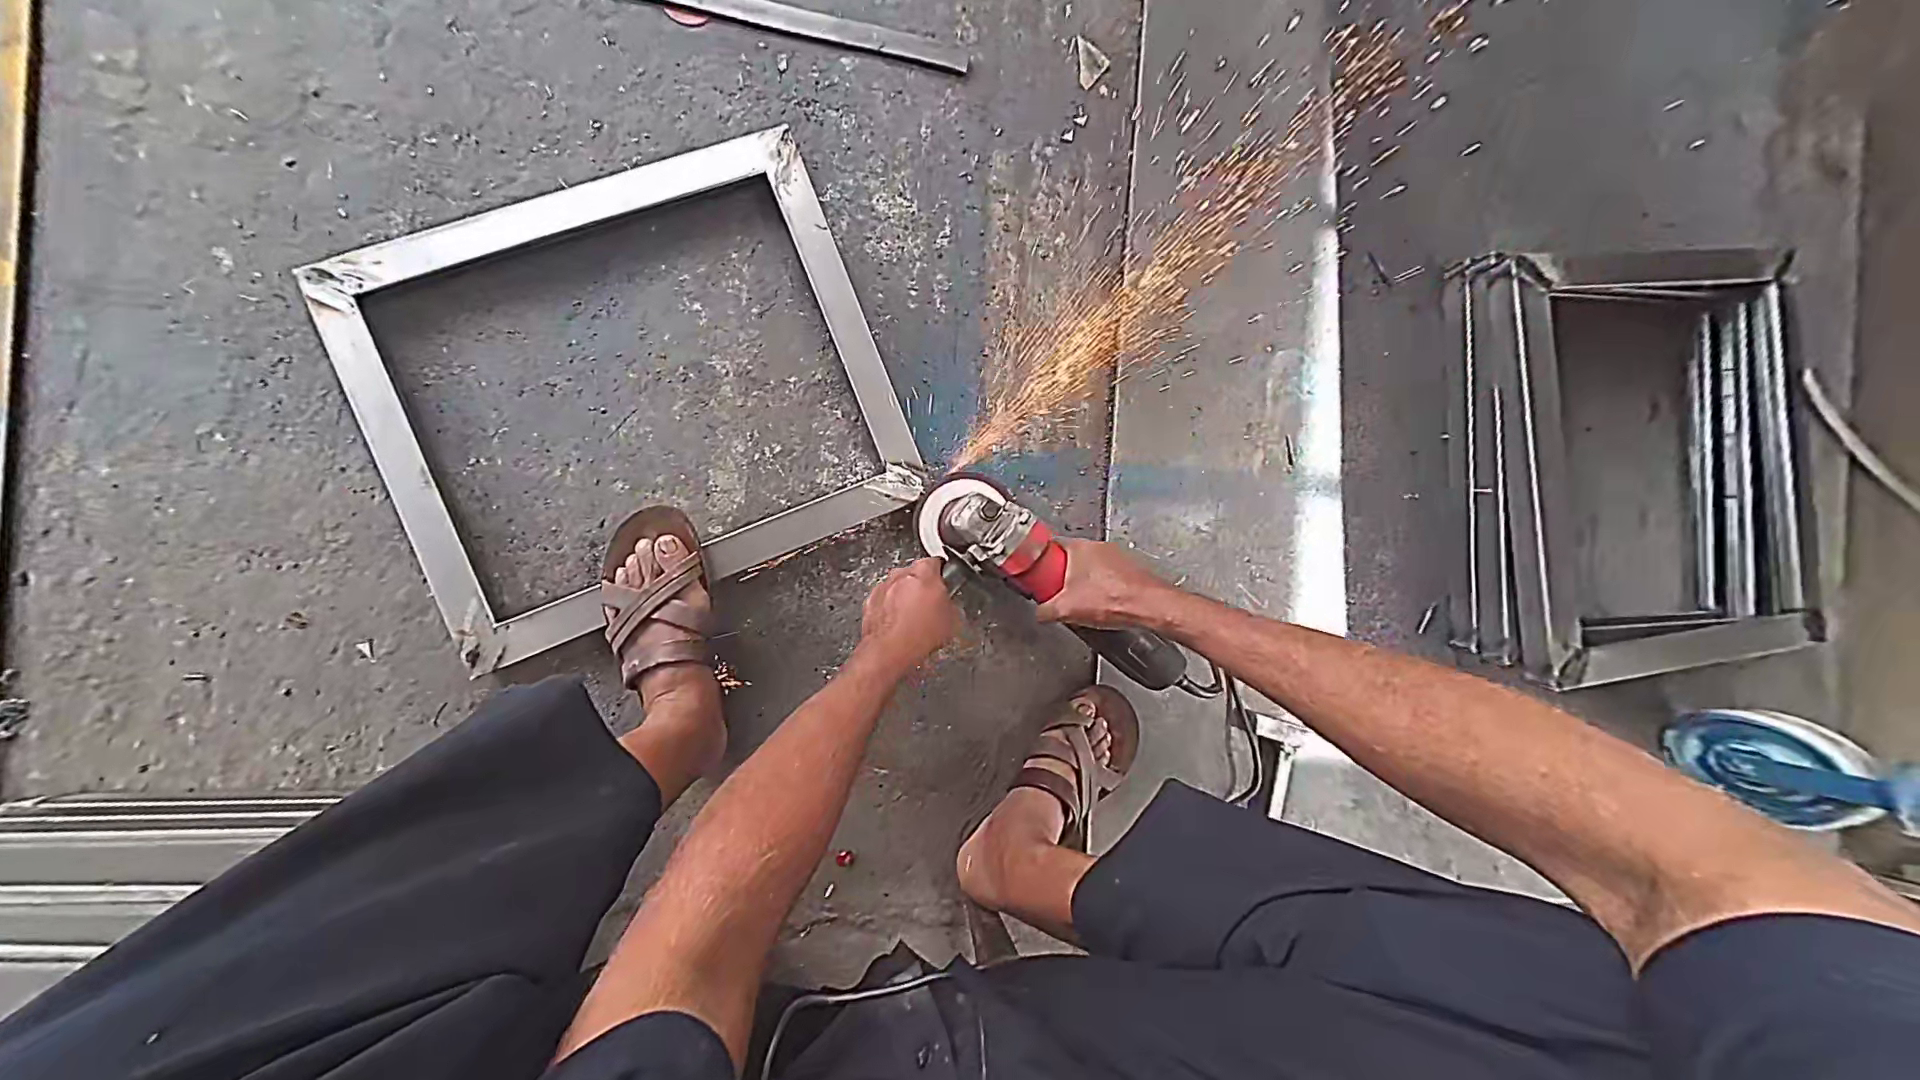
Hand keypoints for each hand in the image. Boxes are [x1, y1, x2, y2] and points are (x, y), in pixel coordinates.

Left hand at [856, 557, 958, 672]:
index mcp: (924, 572)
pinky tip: (898, 625)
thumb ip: (950, 603)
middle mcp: (902, 574)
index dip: (941, 573)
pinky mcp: (870, 601)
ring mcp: (884, 587)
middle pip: (915, 574)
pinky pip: (883, 600)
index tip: (943, 583)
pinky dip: (889, 608)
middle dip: (921, 587)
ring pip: (897, 586)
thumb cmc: (918, 634)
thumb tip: (949, 606)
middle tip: (929, 605)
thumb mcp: (952, 619)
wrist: (891, 651)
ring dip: (903, 597)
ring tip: (912, 619)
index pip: (936, 562)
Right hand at [1033, 538, 1180, 629]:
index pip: (1052, 545)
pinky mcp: (1129, 570)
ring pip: (1090, 566)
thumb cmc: (1114, 600)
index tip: (1039, 573)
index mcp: (1080, 547)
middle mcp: (1099, 547)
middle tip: (1058, 593)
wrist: (1151, 607)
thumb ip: (1045, 610)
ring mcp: (1116, 557)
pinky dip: (1101, 587)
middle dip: (1062, 575)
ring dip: (1083, 582)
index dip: (1042, 560)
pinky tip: (1101, 604)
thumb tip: (1040, 614)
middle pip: (1071, 557)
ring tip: (1081, 602)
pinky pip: (1107, 575)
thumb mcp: (1066, 609)